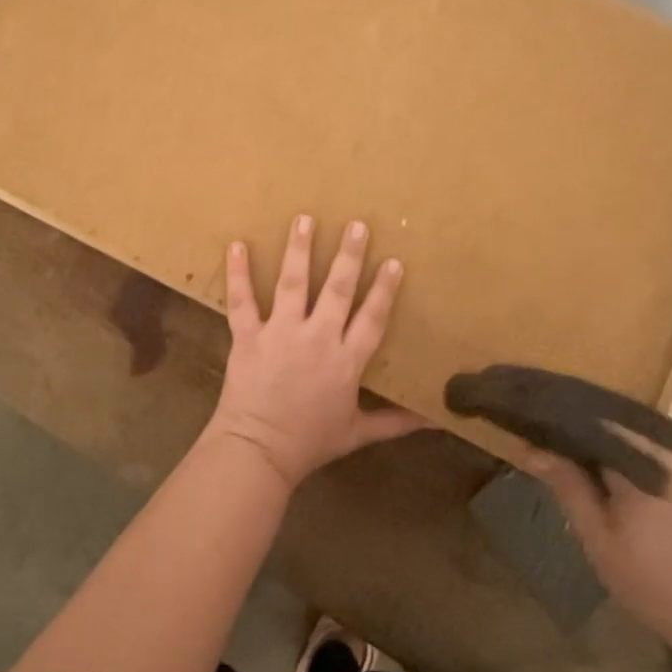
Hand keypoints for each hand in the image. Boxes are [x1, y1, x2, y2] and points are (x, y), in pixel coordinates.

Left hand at [205, 214, 427, 488]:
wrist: (258, 452)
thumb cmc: (310, 443)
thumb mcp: (358, 433)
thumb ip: (396, 422)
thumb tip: (435, 422)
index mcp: (346, 361)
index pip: (372, 318)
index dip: (384, 289)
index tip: (393, 261)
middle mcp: (317, 338)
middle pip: (338, 290)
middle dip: (349, 255)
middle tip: (356, 225)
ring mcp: (281, 334)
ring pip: (293, 283)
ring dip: (299, 249)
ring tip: (304, 219)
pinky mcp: (249, 336)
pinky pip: (242, 300)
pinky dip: (238, 273)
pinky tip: (237, 245)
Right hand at [527, 430, 671, 651]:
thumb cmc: (657, 585)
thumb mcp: (601, 542)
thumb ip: (570, 489)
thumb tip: (533, 449)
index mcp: (642, 462)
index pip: (595, 424)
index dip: (570, 429)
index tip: (549, 442)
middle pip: (626, 430)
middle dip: (601, 444)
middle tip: (581, 470)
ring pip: (653, 444)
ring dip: (632, 457)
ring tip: (616, 487)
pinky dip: (660, 470)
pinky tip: (655, 500)